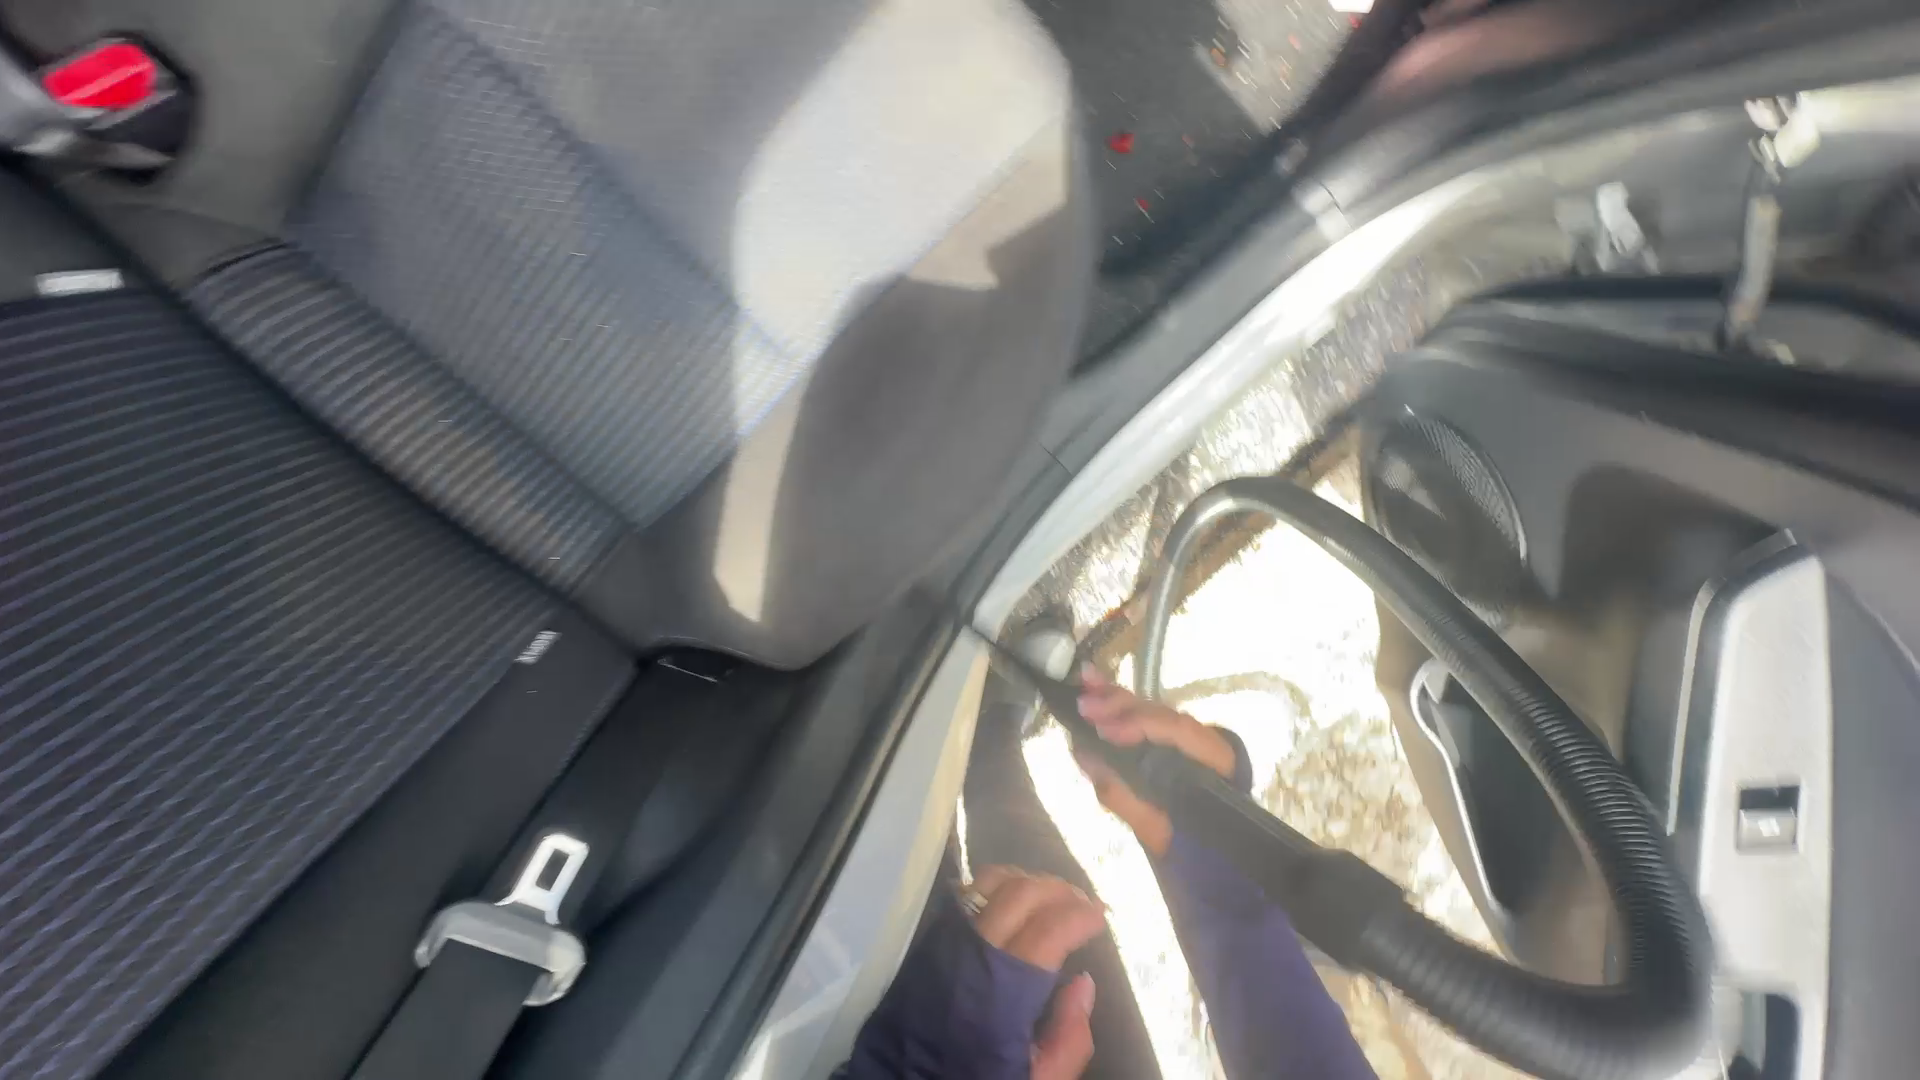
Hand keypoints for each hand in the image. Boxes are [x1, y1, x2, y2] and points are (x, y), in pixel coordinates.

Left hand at [969, 866, 1104, 1079]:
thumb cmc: (976, 1079)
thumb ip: (1068, 1041)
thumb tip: (1083, 983)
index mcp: (1003, 993)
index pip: (1048, 932)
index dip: (1080, 916)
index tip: (1101, 916)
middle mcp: (975, 952)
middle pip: (1021, 895)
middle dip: (1059, 890)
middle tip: (1084, 901)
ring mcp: (950, 938)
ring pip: (992, 883)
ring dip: (1029, 880)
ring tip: (1053, 894)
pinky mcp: (933, 935)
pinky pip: (969, 890)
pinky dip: (999, 883)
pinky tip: (1015, 896)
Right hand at [1073, 667, 1236, 856]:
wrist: (1213, 853)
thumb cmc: (1190, 844)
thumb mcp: (1159, 832)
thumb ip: (1123, 795)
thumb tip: (1086, 758)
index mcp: (1216, 759)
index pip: (1179, 730)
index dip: (1142, 724)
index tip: (1106, 730)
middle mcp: (1200, 737)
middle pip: (1159, 712)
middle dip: (1121, 707)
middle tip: (1084, 707)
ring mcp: (1181, 734)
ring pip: (1147, 707)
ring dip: (1112, 696)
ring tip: (1081, 686)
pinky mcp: (1161, 736)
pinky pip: (1137, 712)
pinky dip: (1112, 698)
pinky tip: (1089, 682)